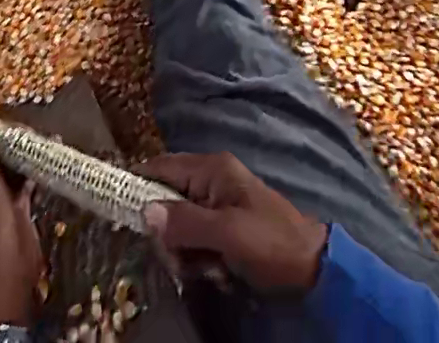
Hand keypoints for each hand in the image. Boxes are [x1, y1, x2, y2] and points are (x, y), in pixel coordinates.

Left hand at [0, 120, 40, 324]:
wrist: (7, 275)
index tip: (7, 109)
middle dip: (11, 136)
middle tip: (31, 123)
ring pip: (11, 163)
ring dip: (25, 150)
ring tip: (44, 135)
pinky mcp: (18, 206)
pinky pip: (26, 178)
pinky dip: (36, 166)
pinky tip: (51, 153)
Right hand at [139, 152, 327, 294]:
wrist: (318, 270)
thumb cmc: (272, 243)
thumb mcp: (228, 233)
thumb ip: (185, 221)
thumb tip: (144, 212)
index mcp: (211, 169)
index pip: (161, 166)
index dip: (138, 184)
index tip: (120, 209)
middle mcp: (212, 179)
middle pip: (167, 197)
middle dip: (168, 229)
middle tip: (179, 258)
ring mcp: (220, 202)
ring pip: (180, 221)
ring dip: (185, 248)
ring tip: (205, 268)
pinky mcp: (227, 225)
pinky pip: (197, 236)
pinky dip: (200, 255)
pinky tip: (216, 271)